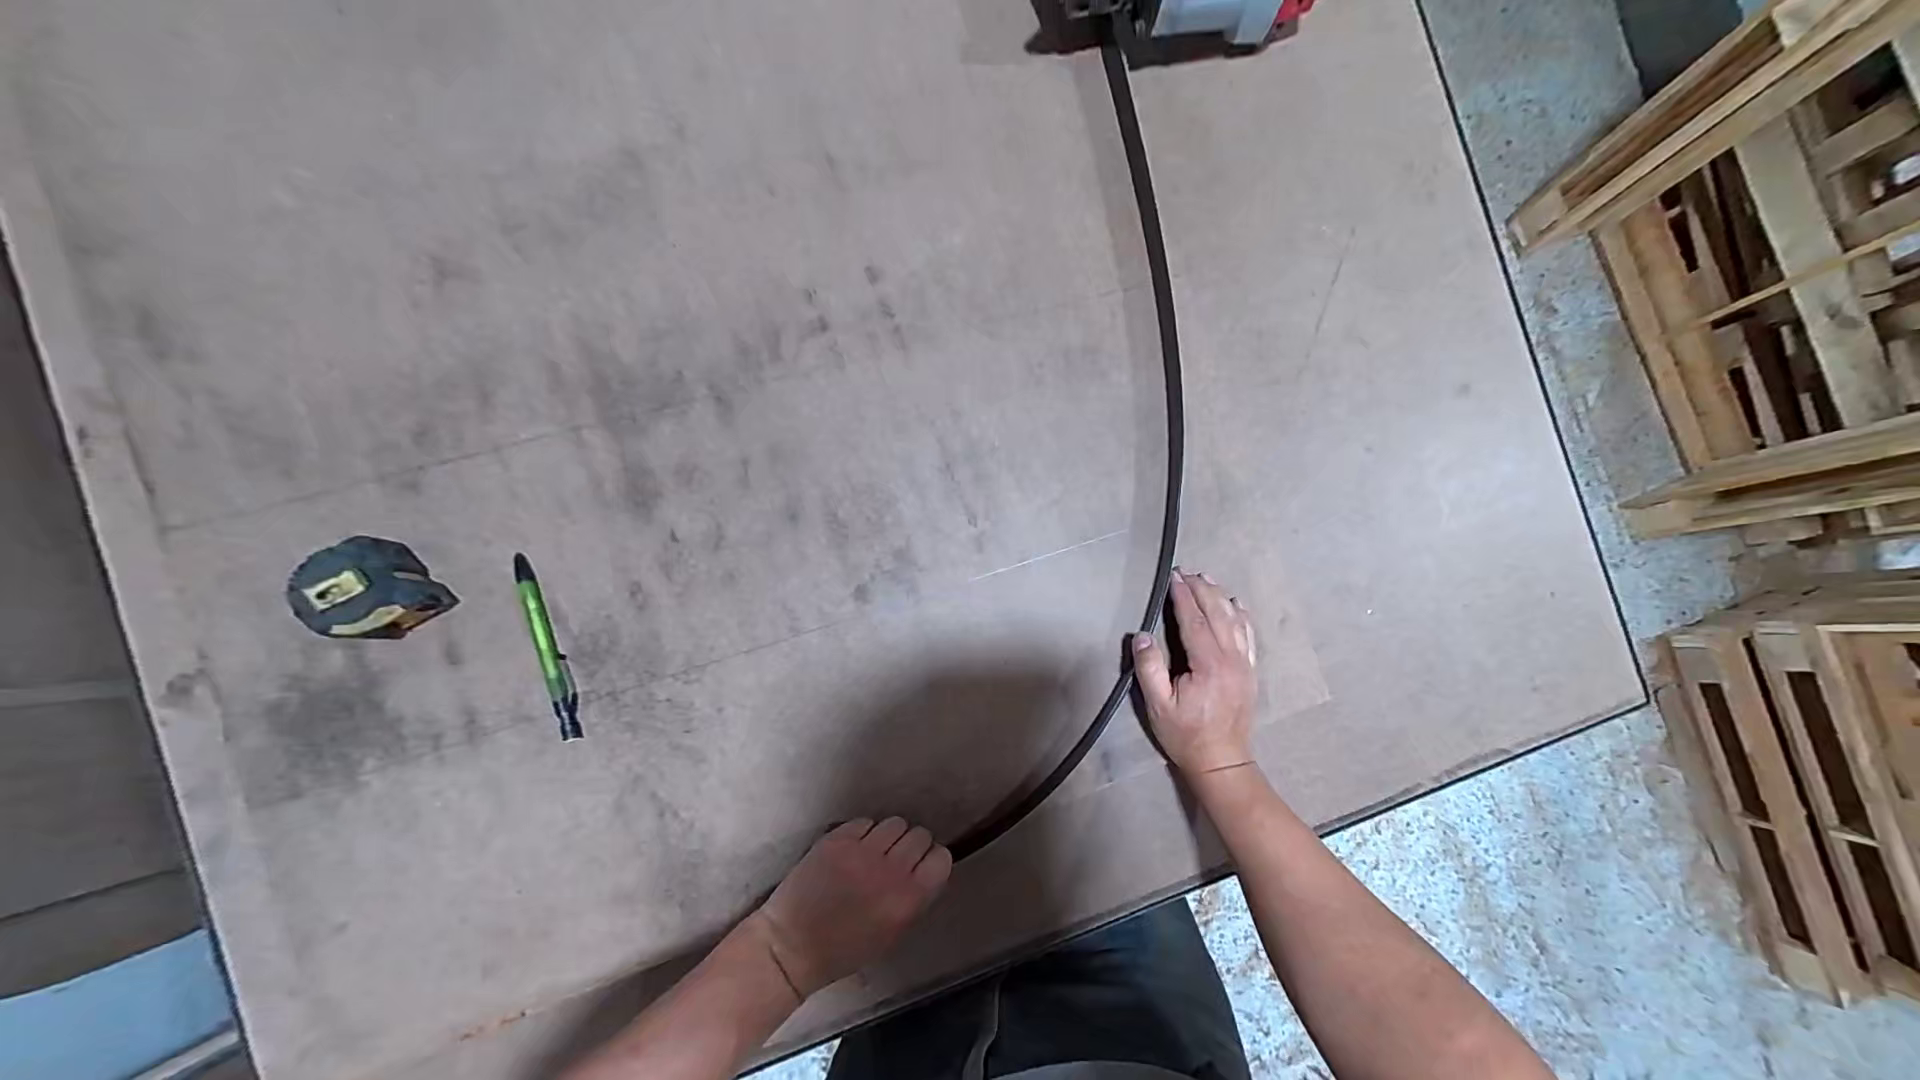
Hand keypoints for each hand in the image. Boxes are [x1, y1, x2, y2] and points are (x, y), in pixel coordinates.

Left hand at [749, 816, 951, 997]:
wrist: (792, 946)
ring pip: (895, 822)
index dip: (932, 859)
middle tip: (897, 858)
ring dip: (890, 835)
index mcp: (908, 899)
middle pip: (920, 834)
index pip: (941, 857)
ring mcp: (862, 851)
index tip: (921, 864)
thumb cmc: (844, 950)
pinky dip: (864, 832)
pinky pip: (865, 822)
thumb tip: (925, 868)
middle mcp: (890, 871)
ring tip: (876, 850)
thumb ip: (915, 899)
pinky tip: (854, 848)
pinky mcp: (837, 839)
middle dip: (912, 845)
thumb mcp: (893, 934)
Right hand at [1132, 568, 1256, 773]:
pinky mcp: (1250, 672)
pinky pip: (1249, 635)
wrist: (1222, 761)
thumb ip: (1149, 668)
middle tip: (1186, 572)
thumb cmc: (1185, 735)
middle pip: (1218, 614)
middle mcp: (1231, 659)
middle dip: (1201, 589)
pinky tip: (1235, 604)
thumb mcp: (1158, 705)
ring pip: (1235, 621)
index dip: (1183, 596)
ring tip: (1206, 579)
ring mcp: (1244, 665)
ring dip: (1220, 596)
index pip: (1194, 621)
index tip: (1173, 577)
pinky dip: (1241, 615)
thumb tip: (1142, 636)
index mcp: (1208, 665)